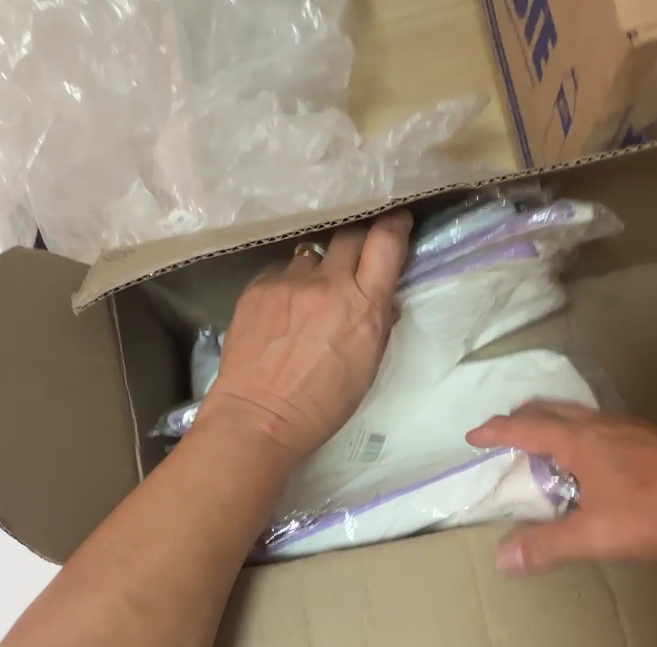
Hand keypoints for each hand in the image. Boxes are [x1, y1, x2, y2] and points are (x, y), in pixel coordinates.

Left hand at [195, 211, 413, 462]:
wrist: (259, 416)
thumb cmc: (321, 406)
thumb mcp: (366, 369)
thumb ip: (378, 326)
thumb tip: (383, 300)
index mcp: (364, 308)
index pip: (386, 243)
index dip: (395, 225)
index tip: (397, 220)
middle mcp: (328, 284)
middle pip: (350, 235)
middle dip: (358, 241)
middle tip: (358, 257)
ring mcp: (289, 282)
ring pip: (312, 255)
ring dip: (318, 268)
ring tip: (312, 297)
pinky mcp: (258, 287)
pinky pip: (281, 272)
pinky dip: (289, 285)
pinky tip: (284, 311)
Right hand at [466, 401, 656, 574]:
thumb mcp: (595, 535)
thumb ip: (547, 545)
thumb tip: (502, 558)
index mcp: (581, 442)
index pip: (526, 428)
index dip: (496, 431)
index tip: (473, 435)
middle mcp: (605, 426)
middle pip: (554, 408)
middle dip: (524, 416)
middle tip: (506, 429)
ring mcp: (635, 429)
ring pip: (583, 415)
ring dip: (556, 423)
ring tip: (548, 443)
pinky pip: (607, 427)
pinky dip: (585, 434)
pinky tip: (599, 461)